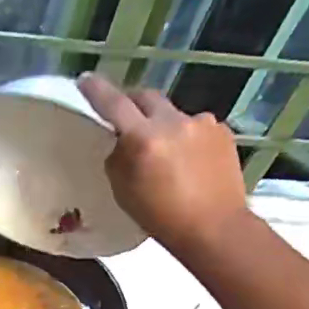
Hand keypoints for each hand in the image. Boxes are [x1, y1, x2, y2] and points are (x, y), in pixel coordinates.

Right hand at [77, 72, 254, 255]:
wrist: (216, 229)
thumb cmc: (162, 219)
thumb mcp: (124, 194)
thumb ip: (117, 160)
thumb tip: (120, 143)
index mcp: (143, 139)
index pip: (113, 104)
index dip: (97, 90)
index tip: (86, 80)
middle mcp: (172, 122)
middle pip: (146, 98)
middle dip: (133, 104)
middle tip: (126, 118)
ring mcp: (201, 123)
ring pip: (172, 114)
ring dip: (163, 126)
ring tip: (165, 153)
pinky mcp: (222, 131)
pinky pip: (196, 127)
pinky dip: (188, 138)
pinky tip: (190, 162)